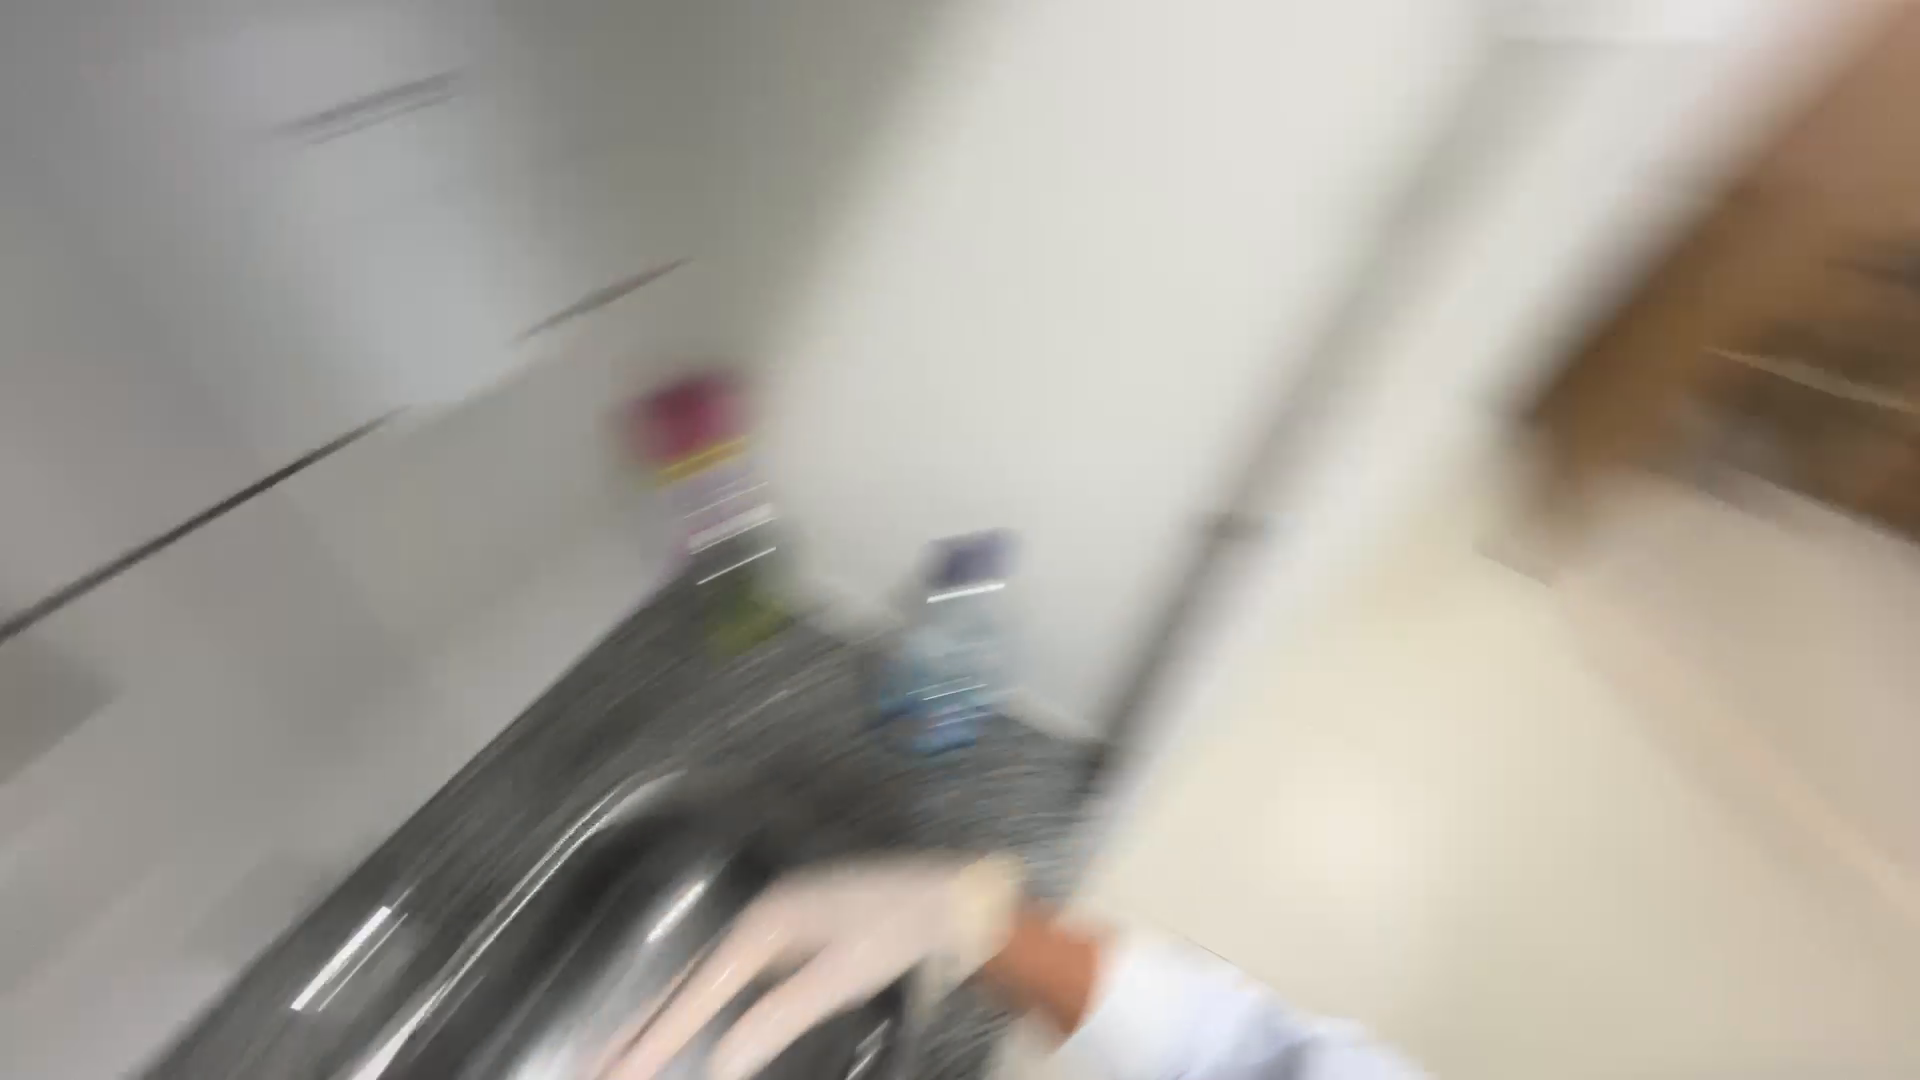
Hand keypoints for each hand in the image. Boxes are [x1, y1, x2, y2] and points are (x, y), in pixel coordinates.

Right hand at [598, 853, 1021, 1079]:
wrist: (942, 898)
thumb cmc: (893, 933)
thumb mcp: (836, 978)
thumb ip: (774, 1018)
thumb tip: (717, 1063)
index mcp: (764, 924)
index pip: (697, 991)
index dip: (653, 1039)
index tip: (610, 1076)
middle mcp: (759, 915)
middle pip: (690, 977)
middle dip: (642, 1025)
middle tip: (594, 1066)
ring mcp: (775, 916)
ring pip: (707, 972)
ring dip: (667, 1011)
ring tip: (625, 1050)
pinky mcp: (792, 926)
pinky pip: (731, 967)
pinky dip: (703, 995)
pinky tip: (694, 1014)